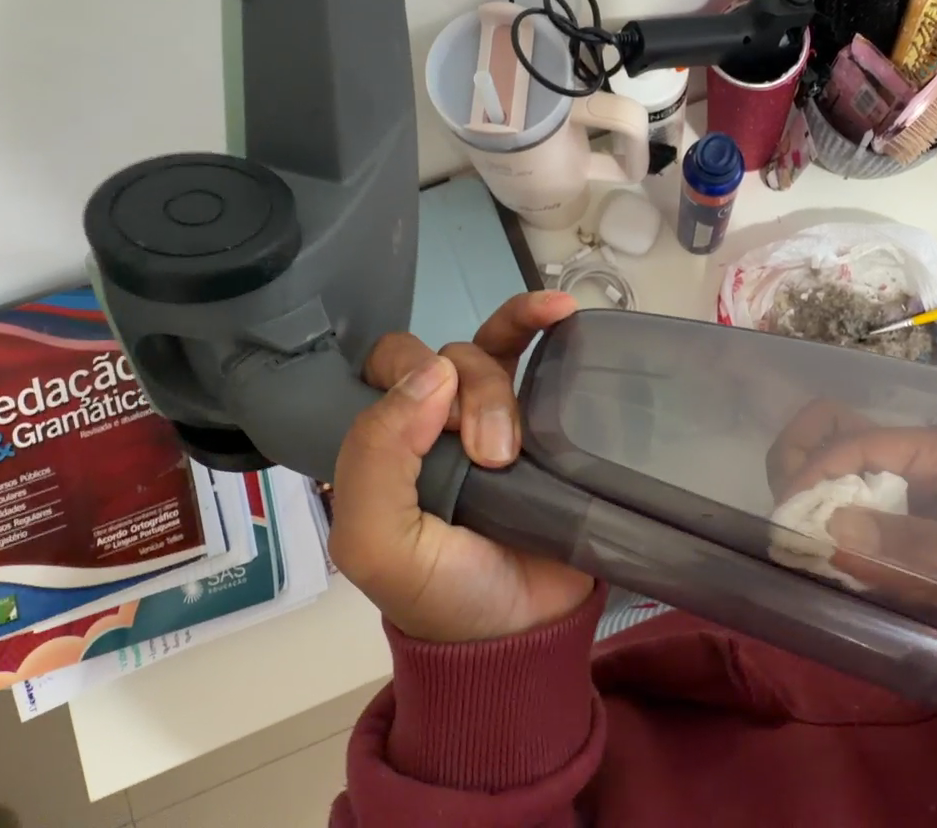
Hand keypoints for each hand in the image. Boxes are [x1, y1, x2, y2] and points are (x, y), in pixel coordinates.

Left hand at [328, 291, 595, 642]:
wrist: (526, 628)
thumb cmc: (444, 593)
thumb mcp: (376, 543)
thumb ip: (374, 459)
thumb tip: (433, 374)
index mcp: (380, 447)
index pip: (379, 377)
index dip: (408, 389)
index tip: (442, 431)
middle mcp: (426, 423)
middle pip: (439, 361)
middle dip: (467, 399)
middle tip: (492, 459)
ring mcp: (483, 416)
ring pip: (483, 354)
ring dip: (499, 389)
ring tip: (517, 450)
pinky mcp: (536, 415)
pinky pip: (529, 348)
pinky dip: (538, 318)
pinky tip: (562, 308)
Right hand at [768, 405, 936, 676]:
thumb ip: (915, 547)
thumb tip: (830, 529)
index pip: (860, 443)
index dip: (818, 470)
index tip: (788, 513)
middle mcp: (916, 466)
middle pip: (838, 441)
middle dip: (802, 467)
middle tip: (784, 513)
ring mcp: (906, 503)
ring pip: (838, 482)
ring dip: (810, 502)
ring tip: (793, 539)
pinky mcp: (901, 539)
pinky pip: (851, 526)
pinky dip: (827, 536)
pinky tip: (816, 562)